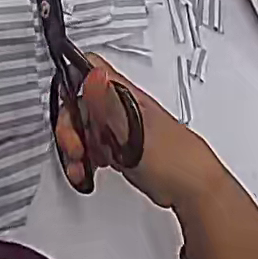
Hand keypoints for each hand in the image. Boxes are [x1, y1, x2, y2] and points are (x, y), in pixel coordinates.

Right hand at [54, 52, 228, 208]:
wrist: (193, 189)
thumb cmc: (174, 158)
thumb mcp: (132, 130)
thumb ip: (108, 102)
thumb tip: (93, 73)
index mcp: (124, 94)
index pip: (89, 69)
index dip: (71, 81)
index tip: (64, 105)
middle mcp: (121, 106)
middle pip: (81, 103)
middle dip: (70, 126)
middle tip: (75, 148)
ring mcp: (122, 126)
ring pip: (86, 126)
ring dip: (76, 146)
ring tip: (81, 165)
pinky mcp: (122, 147)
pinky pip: (94, 146)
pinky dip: (85, 158)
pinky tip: (88, 170)